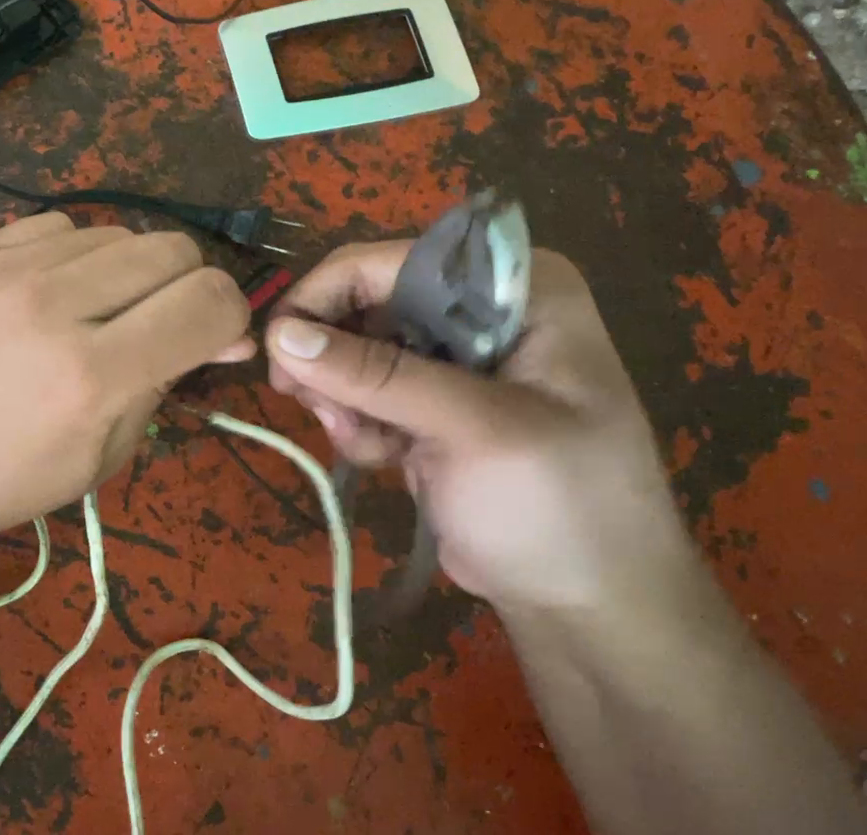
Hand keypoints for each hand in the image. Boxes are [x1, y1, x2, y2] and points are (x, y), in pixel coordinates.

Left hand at [0, 213, 253, 551]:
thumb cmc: (23, 475)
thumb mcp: (113, 448)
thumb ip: (173, 374)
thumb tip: (230, 327)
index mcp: (91, 375)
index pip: (207, 301)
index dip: (228, 316)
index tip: (213, 335)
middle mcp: (48, 307)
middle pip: (170, 249)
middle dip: (184, 285)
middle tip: (157, 322)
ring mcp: (2, 272)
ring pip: (116, 231)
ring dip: (125, 270)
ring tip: (94, 312)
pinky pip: (58, 226)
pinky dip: (71, 255)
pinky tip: (48, 295)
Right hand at [263, 241, 696, 613]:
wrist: (587, 603)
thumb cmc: (559, 508)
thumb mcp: (473, 431)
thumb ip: (378, 375)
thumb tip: (278, 332)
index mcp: (516, 289)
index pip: (388, 262)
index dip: (326, 297)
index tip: (284, 351)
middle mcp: (482, 309)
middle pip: (360, 301)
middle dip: (332, 358)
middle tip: (316, 408)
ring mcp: (454, 356)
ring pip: (348, 347)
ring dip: (340, 396)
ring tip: (365, 443)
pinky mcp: (429, 399)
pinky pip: (359, 388)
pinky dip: (355, 420)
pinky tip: (384, 457)